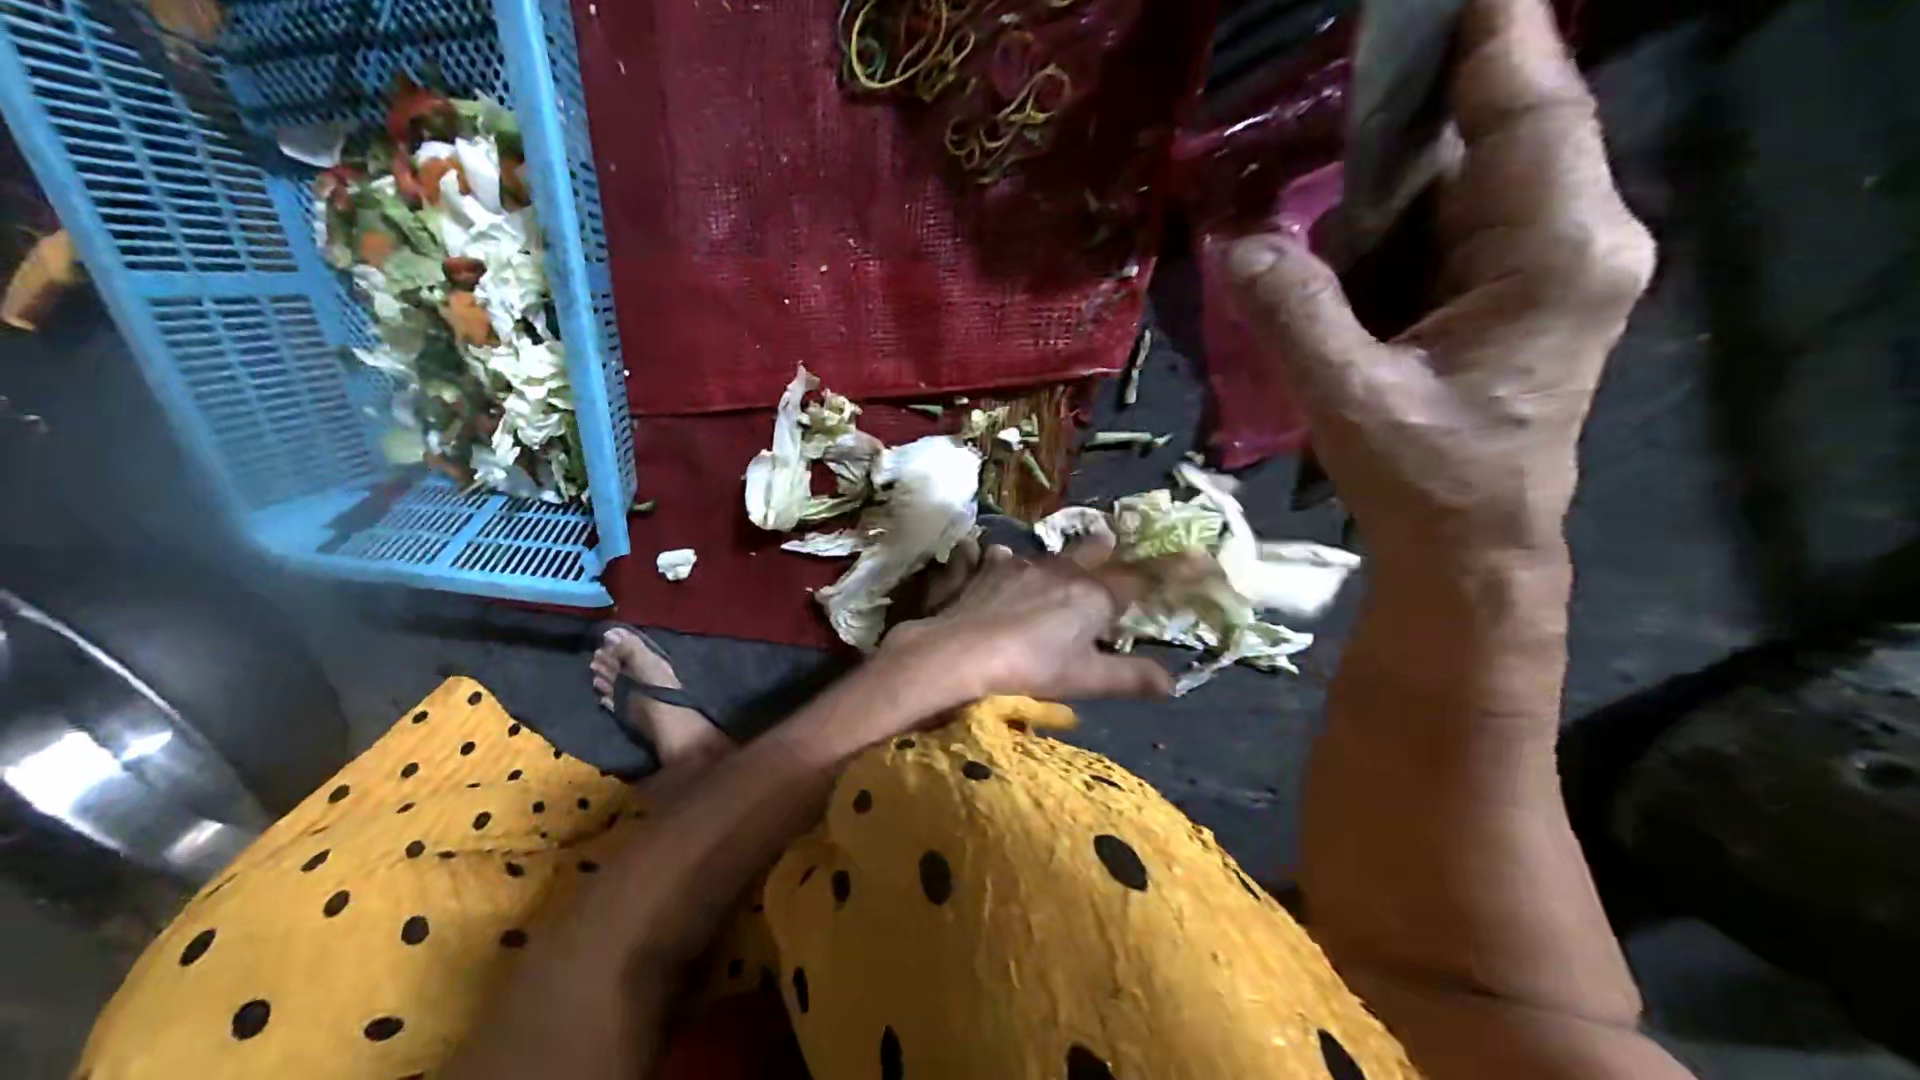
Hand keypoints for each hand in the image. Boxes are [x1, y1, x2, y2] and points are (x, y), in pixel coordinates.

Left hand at [876, 538, 1173, 706]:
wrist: (963, 651)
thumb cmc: (1032, 667)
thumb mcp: (1086, 679)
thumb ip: (1130, 677)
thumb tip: (1173, 682)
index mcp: (1094, 596)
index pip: (1139, 579)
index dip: (1168, 570)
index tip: (1192, 557)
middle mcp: (1063, 571)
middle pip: (1094, 551)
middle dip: (1105, 550)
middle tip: (1110, 546)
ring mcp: (1024, 565)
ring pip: (1051, 554)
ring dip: (1061, 560)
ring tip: (1060, 566)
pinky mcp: (990, 568)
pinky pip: (1005, 557)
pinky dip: (1010, 563)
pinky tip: (1004, 570)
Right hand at [1227, 0, 1654, 565]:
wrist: (1468, 546)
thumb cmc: (1428, 479)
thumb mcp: (1351, 399)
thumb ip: (1295, 315)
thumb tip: (1237, 243)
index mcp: (1555, 256)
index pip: (1533, 112)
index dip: (1495, 37)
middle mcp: (1571, 245)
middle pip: (1505, 135)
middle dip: (1430, 97)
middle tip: (1351, 66)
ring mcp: (1546, 270)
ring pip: (1476, 180)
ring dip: (1405, 160)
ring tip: (1332, 135)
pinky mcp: (1513, 296)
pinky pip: (1457, 225)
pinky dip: (1401, 212)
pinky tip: (1347, 218)